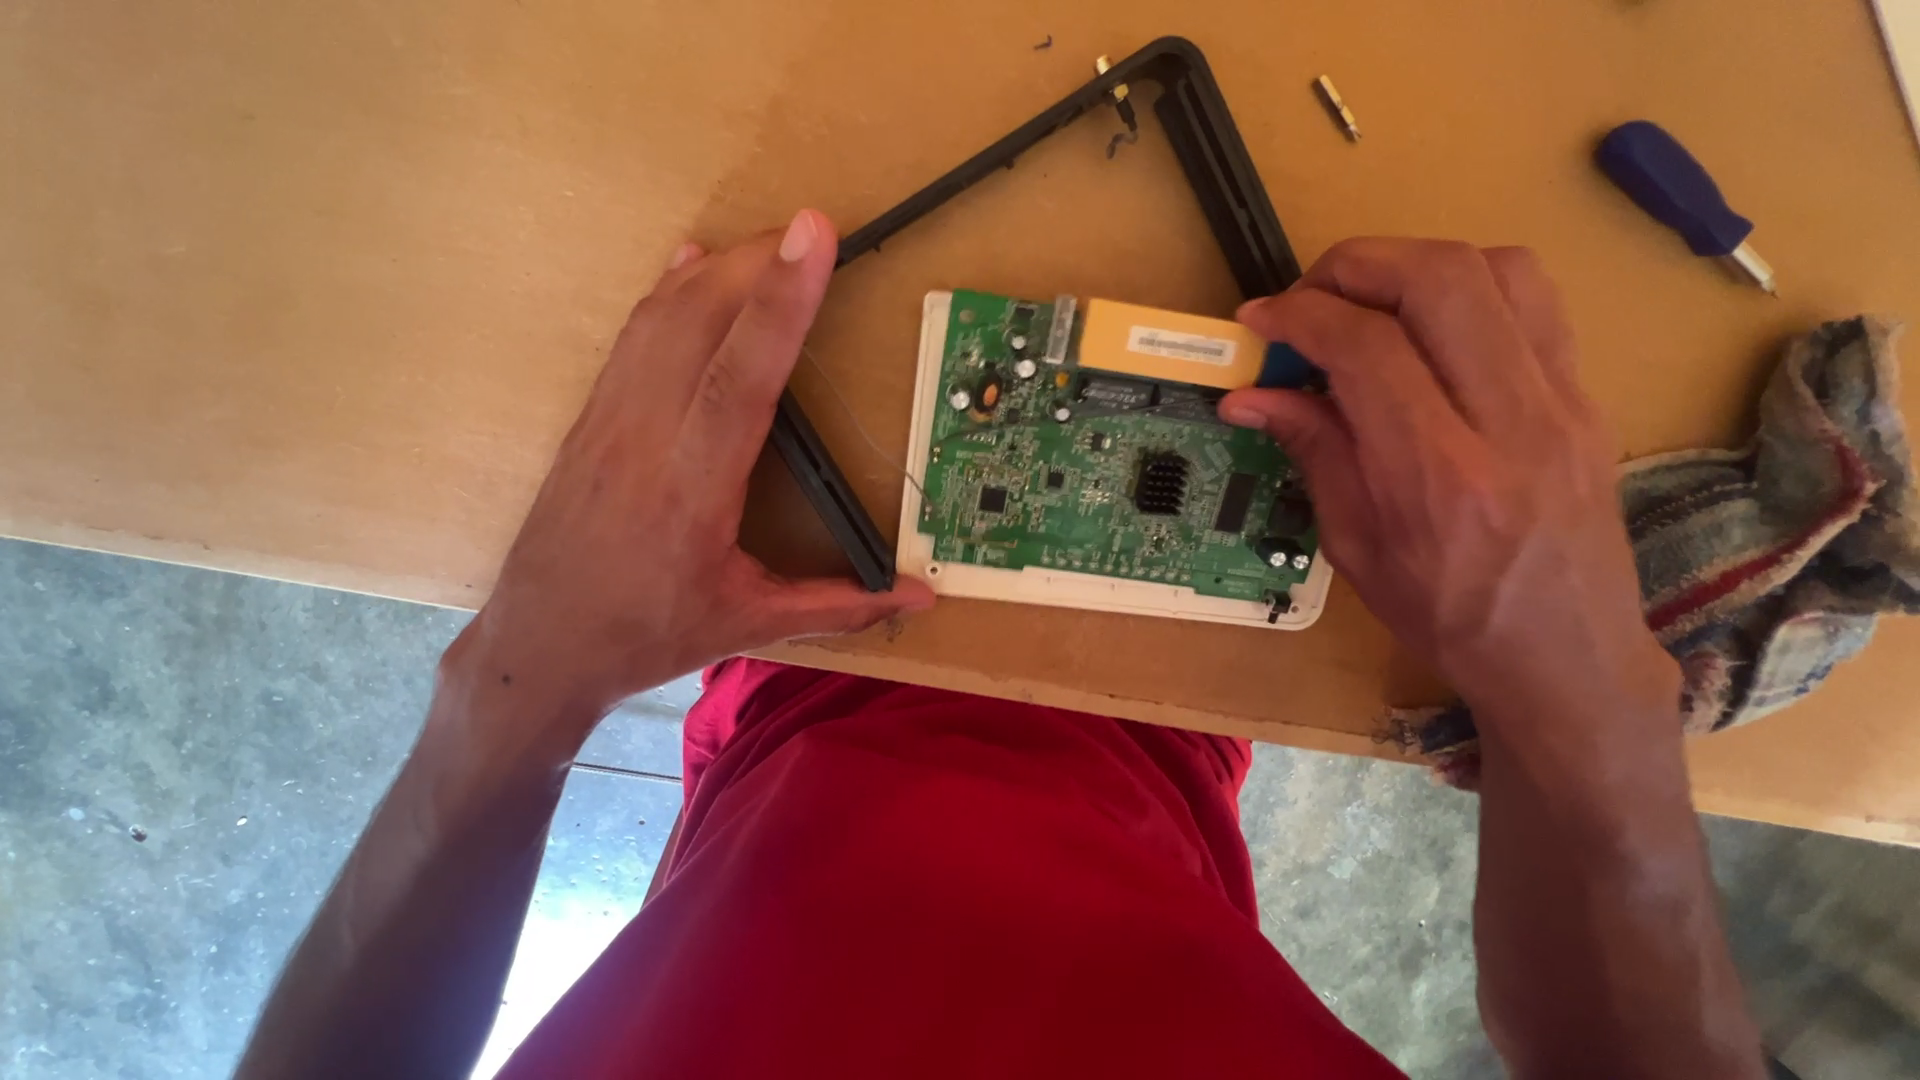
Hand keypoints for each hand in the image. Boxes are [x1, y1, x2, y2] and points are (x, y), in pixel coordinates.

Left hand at [448, 210, 933, 732]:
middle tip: (809, 228)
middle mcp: (646, 438)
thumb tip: (920, 600)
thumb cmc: (647, 634)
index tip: (812, 237)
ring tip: (767, 241)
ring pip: (659, 318)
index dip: (780, 305)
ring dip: (716, 269)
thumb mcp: (749, 624)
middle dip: (755, 263)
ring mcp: (609, 420)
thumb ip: (841, 605)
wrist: (538, 645)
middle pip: (696, 323)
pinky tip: (692, 262)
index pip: (740, 379)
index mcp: (692, 490)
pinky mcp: (591, 417)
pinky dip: (667, 290)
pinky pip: (632, 335)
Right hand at [1219, 238, 1675, 739]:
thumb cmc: (1443, 615)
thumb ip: (1313, 451)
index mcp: (1436, 474)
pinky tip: (1427, 324)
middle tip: (1308, 296)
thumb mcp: (1354, 545)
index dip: (1300, 316)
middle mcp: (1509, 421)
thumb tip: (1248, 396)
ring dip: (1414, 265)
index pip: (1366, 348)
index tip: (1259, 321)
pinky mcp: (1586, 394)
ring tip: (1366, 302)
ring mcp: (1561, 400)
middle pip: (1439, 279)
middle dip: (1355, 266)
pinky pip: (1533, 300)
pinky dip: (1467, 286)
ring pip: (1497, 269)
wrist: (1565, 653)